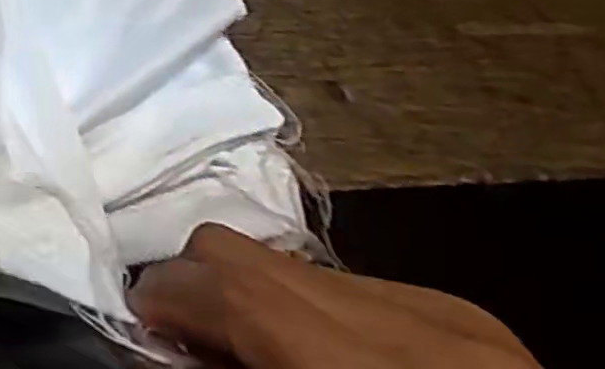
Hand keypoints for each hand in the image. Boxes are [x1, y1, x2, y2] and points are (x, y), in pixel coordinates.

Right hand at [130, 224, 540, 368]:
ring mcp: (447, 310)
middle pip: (238, 247)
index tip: (137, 322)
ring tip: (246, 348)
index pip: (233, 286)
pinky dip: (302, 309)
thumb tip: (157, 342)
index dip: (165, 294)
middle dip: (190, 281)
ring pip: (281, 255)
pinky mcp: (467, 313)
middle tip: (182, 338)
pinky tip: (316, 356)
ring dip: (243, 293)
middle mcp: (415, 321)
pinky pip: (341, 282)